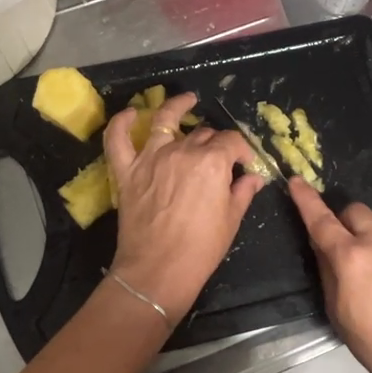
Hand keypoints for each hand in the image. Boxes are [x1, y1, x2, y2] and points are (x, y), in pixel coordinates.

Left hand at [104, 92, 264, 318]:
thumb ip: (242, 192)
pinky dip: (123, 122)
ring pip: (165, 122)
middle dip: (215, 141)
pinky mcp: (128, 171)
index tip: (245, 165)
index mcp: (212, 162)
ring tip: (187, 101)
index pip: (231, 142)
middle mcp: (182, 151)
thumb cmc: (201, 249)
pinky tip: (131, 113)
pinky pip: (119, 139)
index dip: (242, 151)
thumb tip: (253, 178)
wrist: (158, 271)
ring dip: (177, 108)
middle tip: (220, 157)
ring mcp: (151, 158)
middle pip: (202, 134)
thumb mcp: (231, 220)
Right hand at [288, 179, 371, 372]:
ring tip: (371, 286)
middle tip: (339, 244)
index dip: (306, 199)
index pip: (322, 221)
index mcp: (350, 258)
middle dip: (344, 220)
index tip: (296, 181)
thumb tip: (323, 249)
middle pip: (356, 212)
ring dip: (368, 247)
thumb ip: (328, 273)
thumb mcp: (337, 312)